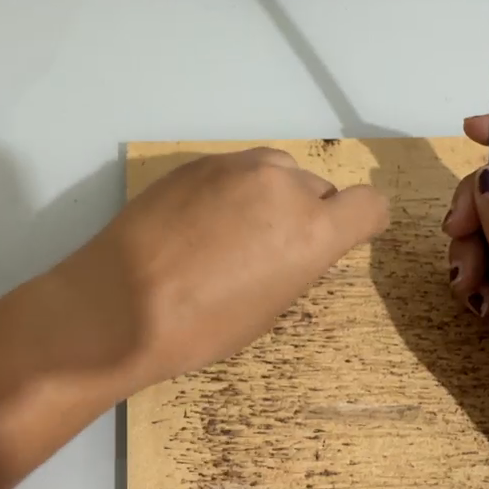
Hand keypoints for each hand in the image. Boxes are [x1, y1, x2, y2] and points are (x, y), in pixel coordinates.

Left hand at [53, 148, 389, 392]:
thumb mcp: (267, 309)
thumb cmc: (200, 326)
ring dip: (271, 195)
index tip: (347, 236)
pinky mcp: (197, 162)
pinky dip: (231, 190)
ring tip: (233, 232)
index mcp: (312, 230)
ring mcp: (236, 167)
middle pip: (318, 187)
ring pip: (276, 171)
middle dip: (308, 213)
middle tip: (271, 248)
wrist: (119, 302)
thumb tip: (296, 244)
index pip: (370, 205)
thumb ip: (297, 263)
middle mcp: (282, 186)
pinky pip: (234, 170)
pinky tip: (197, 222)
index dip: (363, 222)